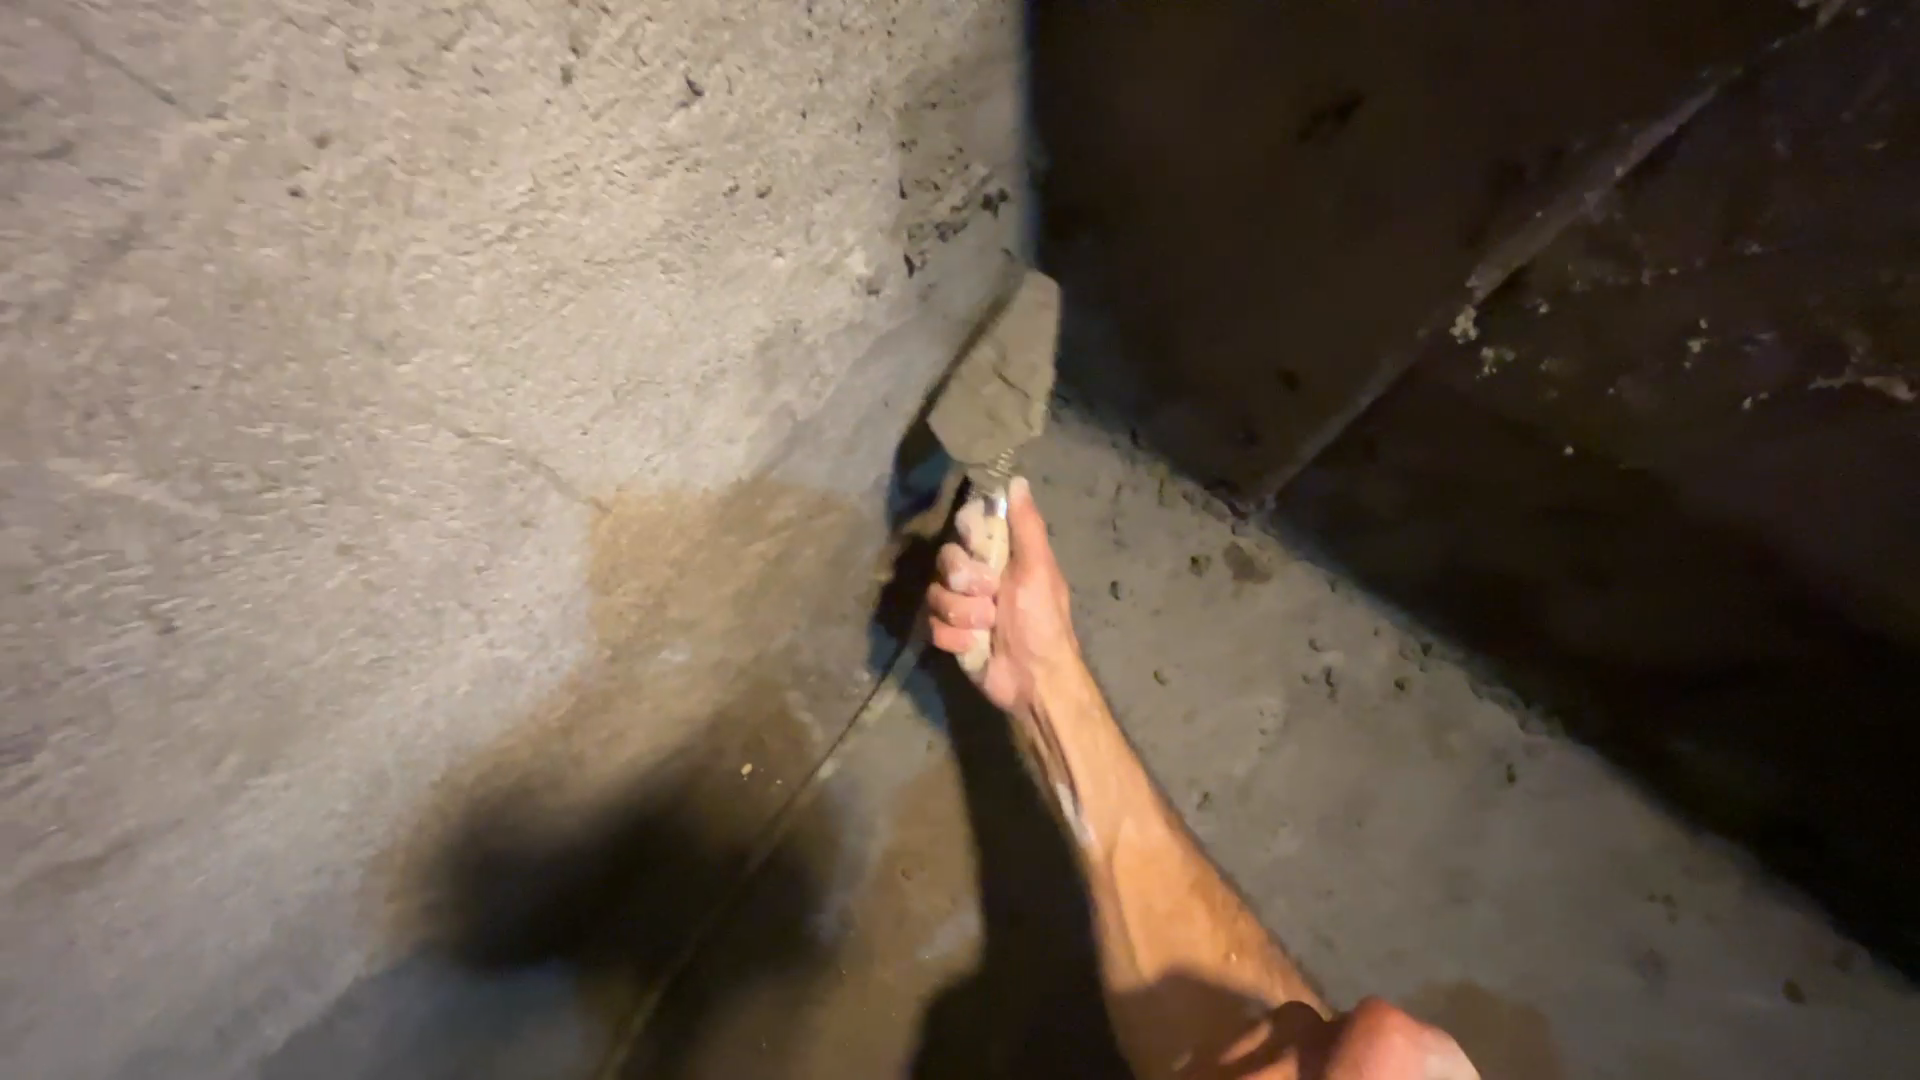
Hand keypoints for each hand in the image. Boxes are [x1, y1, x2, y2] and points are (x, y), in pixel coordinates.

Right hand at [926, 476, 1083, 714]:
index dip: (967, 536)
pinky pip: (932, 625)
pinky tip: (977, 647)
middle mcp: (977, 576)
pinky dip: (956, 639)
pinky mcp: (950, 634)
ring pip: (935, 594)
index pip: (967, 527)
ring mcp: (961, 606)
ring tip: (988, 627)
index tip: (978, 547)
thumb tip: (1017, 480)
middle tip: (990, 596)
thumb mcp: (1039, 569)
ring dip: (964, 614)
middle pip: (945, 560)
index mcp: (1000, 556)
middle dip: (966, 582)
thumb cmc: (1042, 621)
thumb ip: (1026, 526)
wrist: (1034, 679)